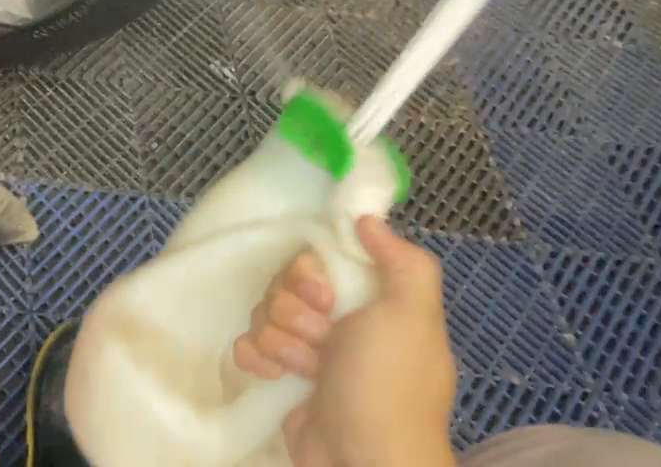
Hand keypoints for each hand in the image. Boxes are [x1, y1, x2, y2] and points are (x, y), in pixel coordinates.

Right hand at [232, 216, 457, 466]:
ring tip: (304, 368)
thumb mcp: (411, 320)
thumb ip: (403, 265)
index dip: (308, 272)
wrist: (362, 460)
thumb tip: (369, 218)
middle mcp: (340, 324)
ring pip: (264, 313)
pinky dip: (258, 357)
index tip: (322, 295)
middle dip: (291, 309)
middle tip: (318, 337)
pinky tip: (275, 375)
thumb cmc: (388, 386)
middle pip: (285, 284)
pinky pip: (249, 343)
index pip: (317, 260)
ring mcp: (309, 351)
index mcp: (372, 307)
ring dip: (277, 339)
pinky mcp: (282, 375)